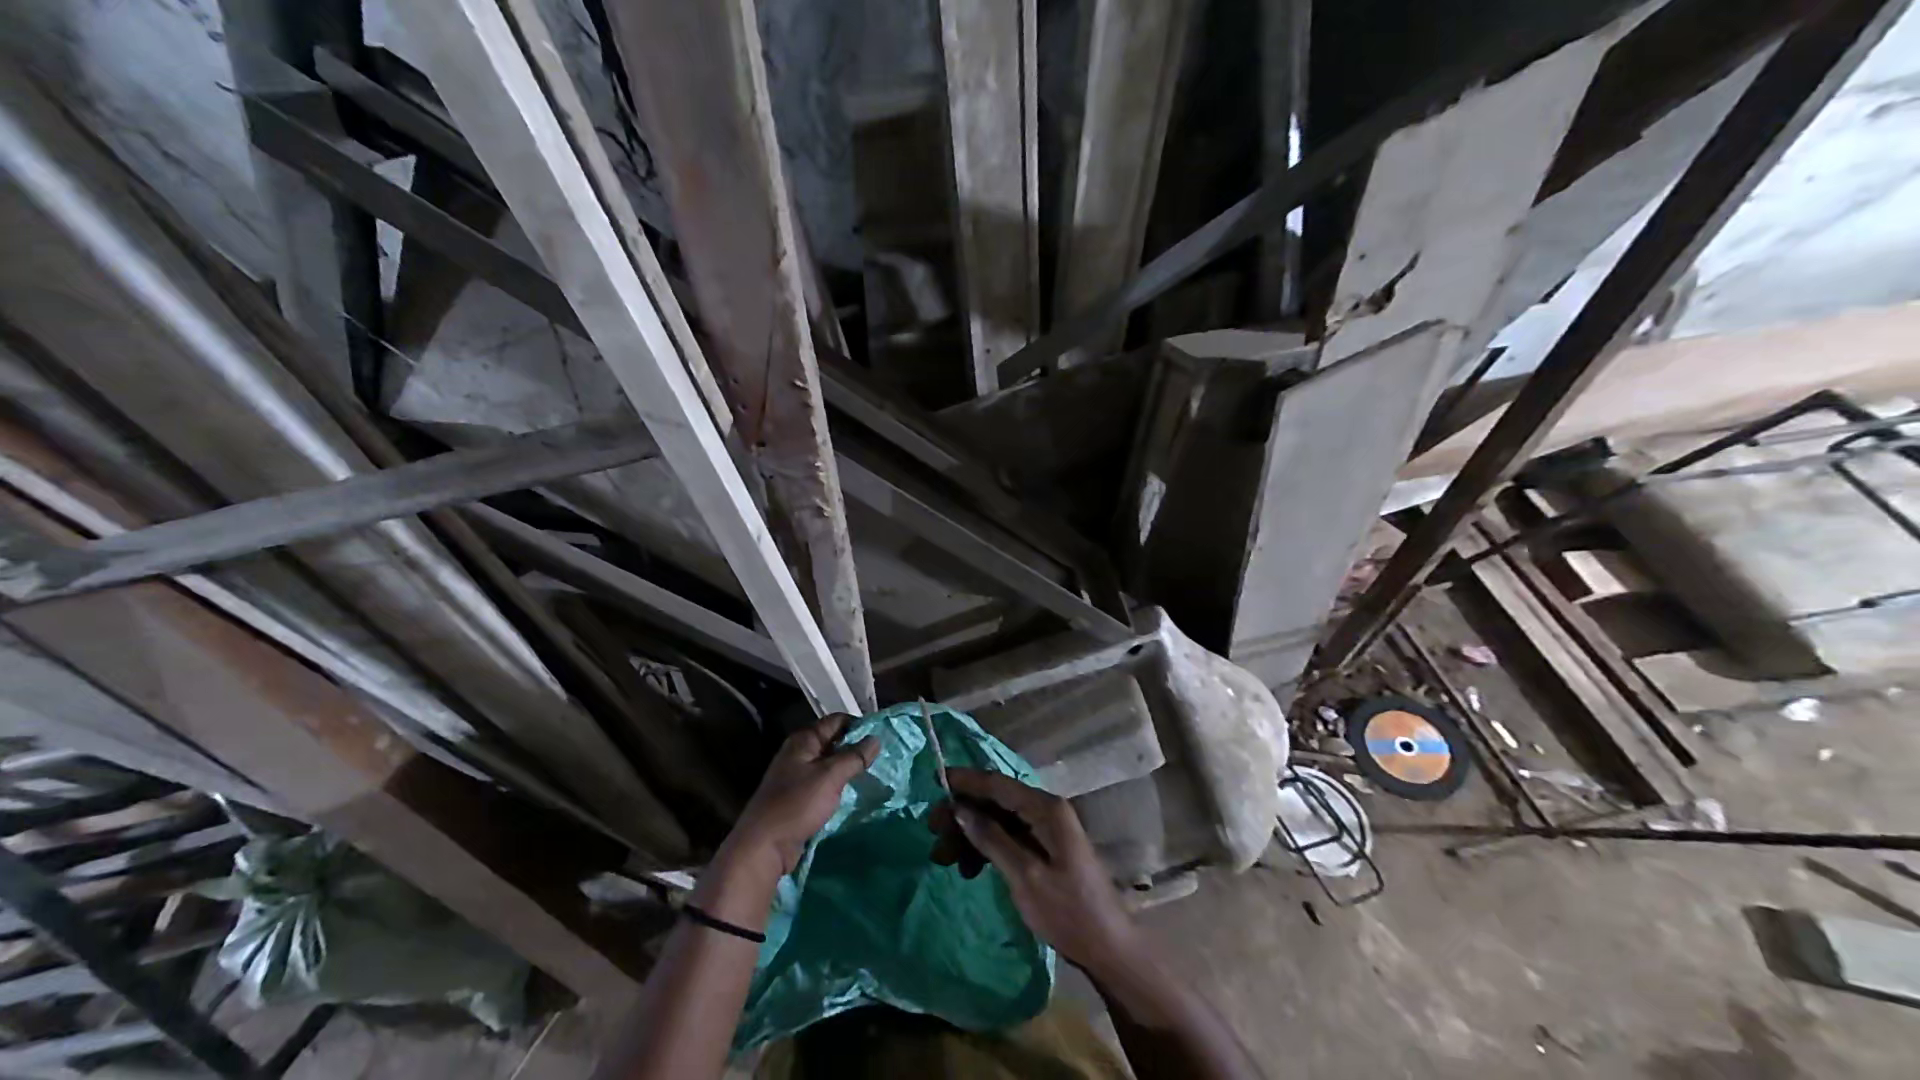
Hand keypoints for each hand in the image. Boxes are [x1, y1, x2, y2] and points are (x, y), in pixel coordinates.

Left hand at [726, 713, 878, 876]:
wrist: (765, 845)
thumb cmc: (797, 804)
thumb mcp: (830, 776)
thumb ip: (854, 756)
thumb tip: (876, 739)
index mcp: (803, 740)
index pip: (837, 721)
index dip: (859, 725)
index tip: (882, 736)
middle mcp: (799, 752)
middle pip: (834, 741)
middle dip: (857, 747)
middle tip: (883, 756)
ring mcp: (798, 774)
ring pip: (831, 763)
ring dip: (850, 767)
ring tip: (875, 773)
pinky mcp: (800, 796)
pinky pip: (826, 782)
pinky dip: (840, 784)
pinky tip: (856, 791)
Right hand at [928, 768, 1137, 972]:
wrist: (1107, 948)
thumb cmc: (1068, 912)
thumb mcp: (1025, 877)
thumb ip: (992, 839)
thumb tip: (960, 809)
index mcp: (1047, 809)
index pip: (998, 784)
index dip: (965, 780)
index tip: (934, 779)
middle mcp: (1046, 811)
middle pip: (995, 802)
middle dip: (962, 814)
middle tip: (933, 832)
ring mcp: (1046, 830)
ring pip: (997, 821)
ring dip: (969, 835)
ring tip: (943, 858)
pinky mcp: (1043, 850)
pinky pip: (1007, 838)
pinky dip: (985, 849)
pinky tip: (967, 869)